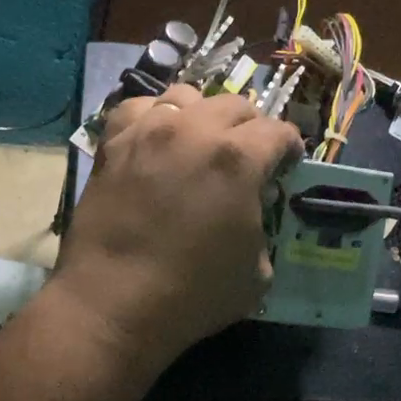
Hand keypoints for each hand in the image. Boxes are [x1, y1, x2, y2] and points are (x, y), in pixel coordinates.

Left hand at [54, 84, 303, 375]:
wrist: (112, 304)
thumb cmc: (192, 295)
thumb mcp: (257, 272)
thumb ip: (262, 227)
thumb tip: (251, 214)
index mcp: (239, 158)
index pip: (279, 132)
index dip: (289, 149)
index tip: (286, 166)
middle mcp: (195, 130)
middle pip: (235, 105)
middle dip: (249, 129)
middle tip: (245, 158)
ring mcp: (149, 131)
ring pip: (186, 96)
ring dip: (202, 116)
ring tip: (199, 143)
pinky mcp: (113, 143)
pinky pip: (139, 107)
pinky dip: (154, 116)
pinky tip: (157, 139)